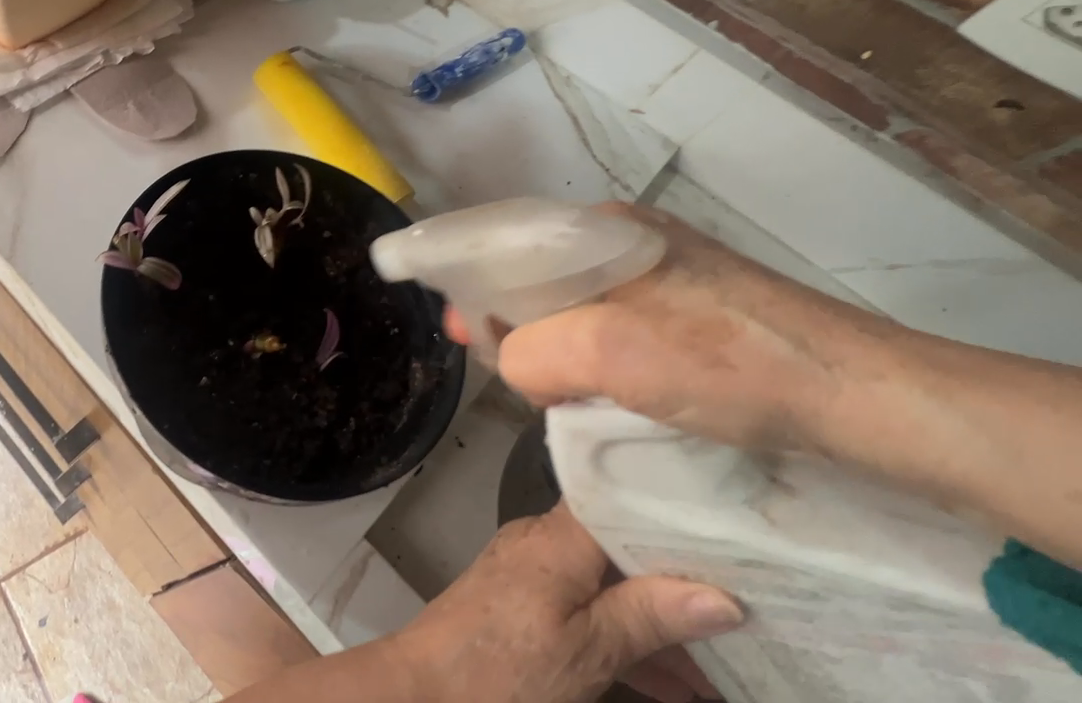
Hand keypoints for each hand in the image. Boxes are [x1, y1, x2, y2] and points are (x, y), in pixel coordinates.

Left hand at [388, 502, 742, 702]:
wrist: (424, 691)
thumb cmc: (504, 665)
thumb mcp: (587, 649)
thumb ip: (648, 617)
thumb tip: (724, 595)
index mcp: (557, 539)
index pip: (619, 499)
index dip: (674, 510)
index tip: (736, 525)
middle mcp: (544, 545)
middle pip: (623, 548)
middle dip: (684, 579)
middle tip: (759, 604)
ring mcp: (533, 577)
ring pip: (612, 590)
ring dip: (665, 626)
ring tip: (738, 662)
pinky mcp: (526, 610)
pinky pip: (589, 616)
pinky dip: (629, 645)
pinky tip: (684, 689)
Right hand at [462, 203, 879, 452]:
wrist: (857, 396)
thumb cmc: (718, 360)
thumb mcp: (595, 352)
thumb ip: (525, 353)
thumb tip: (519, 367)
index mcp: (600, 228)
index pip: (506, 246)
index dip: (472, 287)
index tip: (459, 333)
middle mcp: (627, 240)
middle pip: (538, 277)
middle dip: (512, 322)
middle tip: (507, 369)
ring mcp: (668, 274)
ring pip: (578, 306)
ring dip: (555, 346)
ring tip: (555, 387)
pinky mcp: (699, 312)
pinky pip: (617, 328)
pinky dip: (595, 358)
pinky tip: (604, 388)